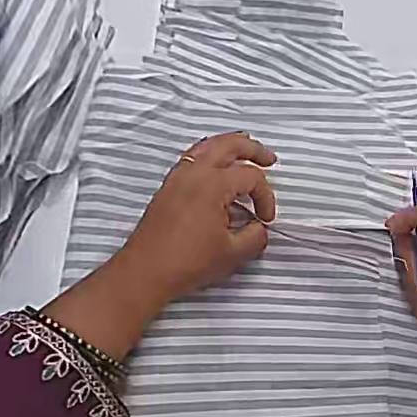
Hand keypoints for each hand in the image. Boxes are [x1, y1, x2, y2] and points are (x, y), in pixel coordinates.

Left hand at [44, 132, 276, 360]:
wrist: (146, 271)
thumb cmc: (188, 262)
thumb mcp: (234, 253)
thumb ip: (255, 236)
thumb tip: (259, 227)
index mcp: (213, 184)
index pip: (251, 178)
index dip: (266, 196)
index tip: (266, 219)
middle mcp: (194, 172)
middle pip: (229, 145)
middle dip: (253, 149)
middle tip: (269, 159)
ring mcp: (178, 177)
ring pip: (207, 146)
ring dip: (230, 146)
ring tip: (245, 151)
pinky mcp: (168, 187)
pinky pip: (193, 157)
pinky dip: (210, 154)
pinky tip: (217, 168)